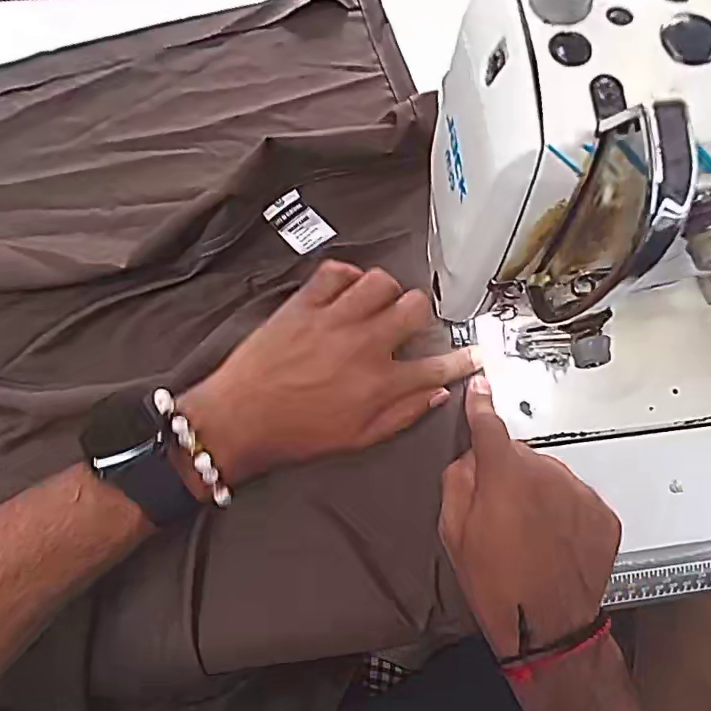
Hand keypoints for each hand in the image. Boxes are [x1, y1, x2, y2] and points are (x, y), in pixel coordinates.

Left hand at [179, 261, 478, 482]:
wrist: (239, 419)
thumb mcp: (357, 438)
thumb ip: (402, 415)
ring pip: (381, 282)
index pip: (436, 366)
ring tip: (378, 307)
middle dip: (422, 317)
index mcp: (378, 383)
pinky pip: (337, 272)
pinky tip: (347, 293)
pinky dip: (349, 276)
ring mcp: (332, 319)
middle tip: (410, 327)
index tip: (472, 354)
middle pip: (416, 310)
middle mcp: (361, 345)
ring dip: (388, 293)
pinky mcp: (304, 304)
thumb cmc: (293, 433)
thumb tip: (434, 395)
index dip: (462, 359)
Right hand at [438, 374, 621, 658]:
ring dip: (535, 492)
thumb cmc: (499, 587)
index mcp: (504, 476)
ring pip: (548, 473)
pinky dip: (561, 510)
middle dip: (505, 472)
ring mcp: (578, 493)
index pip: (489, 424)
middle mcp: (546, 475)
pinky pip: (573, 496)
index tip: (480, 389)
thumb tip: (468, 460)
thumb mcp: (454, 534)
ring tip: (526, 534)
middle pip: (518, 453)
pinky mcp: (601, 513)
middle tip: (497, 513)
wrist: (548, 627)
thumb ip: (457, 482)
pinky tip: (550, 540)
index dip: (480, 404)